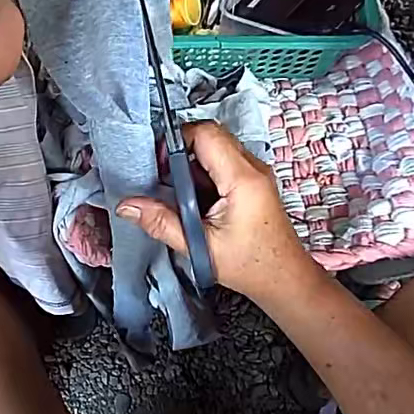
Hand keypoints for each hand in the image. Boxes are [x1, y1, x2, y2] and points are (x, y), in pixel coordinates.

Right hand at [117, 122, 323, 304]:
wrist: (285, 278)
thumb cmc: (253, 266)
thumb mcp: (200, 247)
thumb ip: (162, 223)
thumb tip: (129, 206)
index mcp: (242, 179)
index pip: (206, 134)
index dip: (176, 141)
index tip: (160, 164)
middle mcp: (253, 169)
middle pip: (211, 136)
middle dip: (182, 152)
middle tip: (166, 179)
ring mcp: (256, 174)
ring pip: (217, 148)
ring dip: (194, 165)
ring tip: (183, 195)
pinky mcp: (254, 182)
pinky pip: (225, 162)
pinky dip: (206, 174)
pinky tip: (199, 202)